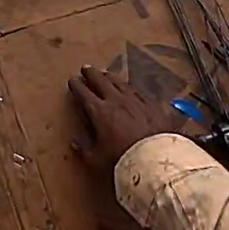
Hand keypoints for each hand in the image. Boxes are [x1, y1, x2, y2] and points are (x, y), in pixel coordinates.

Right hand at [69, 66, 188, 169]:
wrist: (156, 161)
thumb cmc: (122, 160)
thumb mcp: (96, 160)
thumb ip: (84, 150)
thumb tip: (74, 144)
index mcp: (99, 111)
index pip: (83, 93)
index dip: (76, 85)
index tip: (72, 79)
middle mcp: (116, 101)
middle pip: (101, 81)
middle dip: (91, 74)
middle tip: (86, 68)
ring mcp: (135, 101)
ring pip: (120, 83)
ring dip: (110, 77)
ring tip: (105, 73)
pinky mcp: (152, 105)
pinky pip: (138, 91)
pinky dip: (130, 87)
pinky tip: (130, 87)